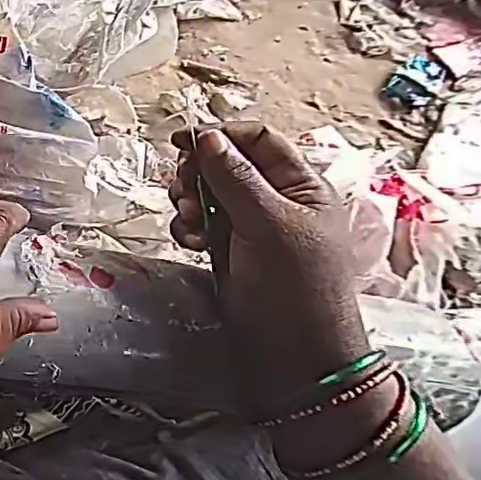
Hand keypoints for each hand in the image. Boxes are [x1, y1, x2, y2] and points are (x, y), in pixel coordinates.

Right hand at [167, 123, 369, 402]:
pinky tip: (193, 243)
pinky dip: (187, 227)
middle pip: (223, 163)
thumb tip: (207, 136)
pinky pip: (196, 221)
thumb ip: (234, 177)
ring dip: (189, 202)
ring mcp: (249, 222)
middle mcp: (274, 198)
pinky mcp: (226, 245)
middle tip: (185, 191)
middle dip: (197, 174)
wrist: (290, 344)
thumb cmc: (293, 280)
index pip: (258, 139)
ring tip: (192, 224)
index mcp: (300, 184)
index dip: (220, 134)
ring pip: (205, 192)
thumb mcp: (267, 221)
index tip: (180, 141)